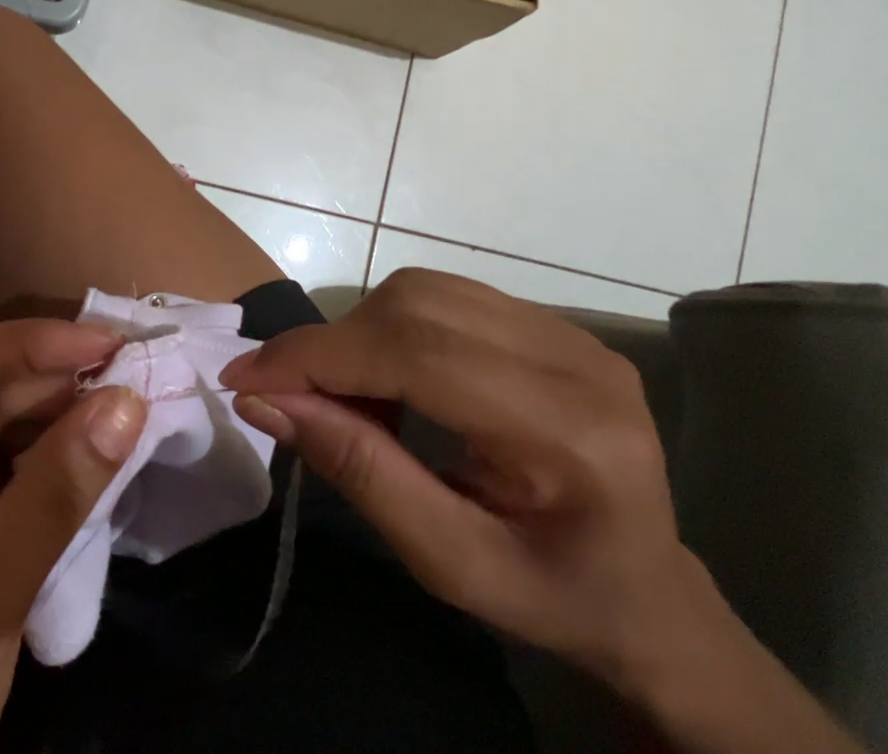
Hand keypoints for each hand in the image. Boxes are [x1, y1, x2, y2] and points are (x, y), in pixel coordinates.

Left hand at [0, 319, 146, 753]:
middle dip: (49, 377)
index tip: (100, 343)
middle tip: (128, 365)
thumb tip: (126, 401)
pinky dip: (50, 454)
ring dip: (55, 412)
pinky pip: (4, 465)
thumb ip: (57, 490)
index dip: (24, 345)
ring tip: (123, 398)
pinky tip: (94, 442)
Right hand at [222, 270, 860, 752]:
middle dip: (328, 346)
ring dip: (356, 337)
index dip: (315, 356)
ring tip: (344, 400)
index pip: (415, 354)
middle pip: (415, 306)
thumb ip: (358, 471)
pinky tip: (387, 384)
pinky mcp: (556, 328)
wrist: (644, 595)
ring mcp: (573, 336)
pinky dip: (387, 332)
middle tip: (286, 401)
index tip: (242, 379)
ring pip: (422, 291)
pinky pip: (443, 299)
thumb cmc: (547, 595)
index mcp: (568, 432)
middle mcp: (579, 362)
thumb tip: (262, 401)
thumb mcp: (444, 560)